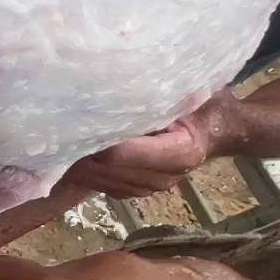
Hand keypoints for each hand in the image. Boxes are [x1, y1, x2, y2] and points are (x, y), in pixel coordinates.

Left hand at [60, 92, 235, 197]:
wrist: (218, 130)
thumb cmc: (205, 107)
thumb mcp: (196, 93)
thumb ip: (168, 96)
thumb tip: (131, 87)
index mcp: (179, 153)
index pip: (118, 153)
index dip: (95, 138)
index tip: (76, 121)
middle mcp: (162, 178)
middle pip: (101, 168)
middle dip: (81, 148)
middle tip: (61, 127)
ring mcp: (144, 188)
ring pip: (93, 178)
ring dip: (77, 160)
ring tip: (66, 136)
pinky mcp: (128, 191)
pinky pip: (95, 183)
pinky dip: (83, 168)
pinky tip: (77, 149)